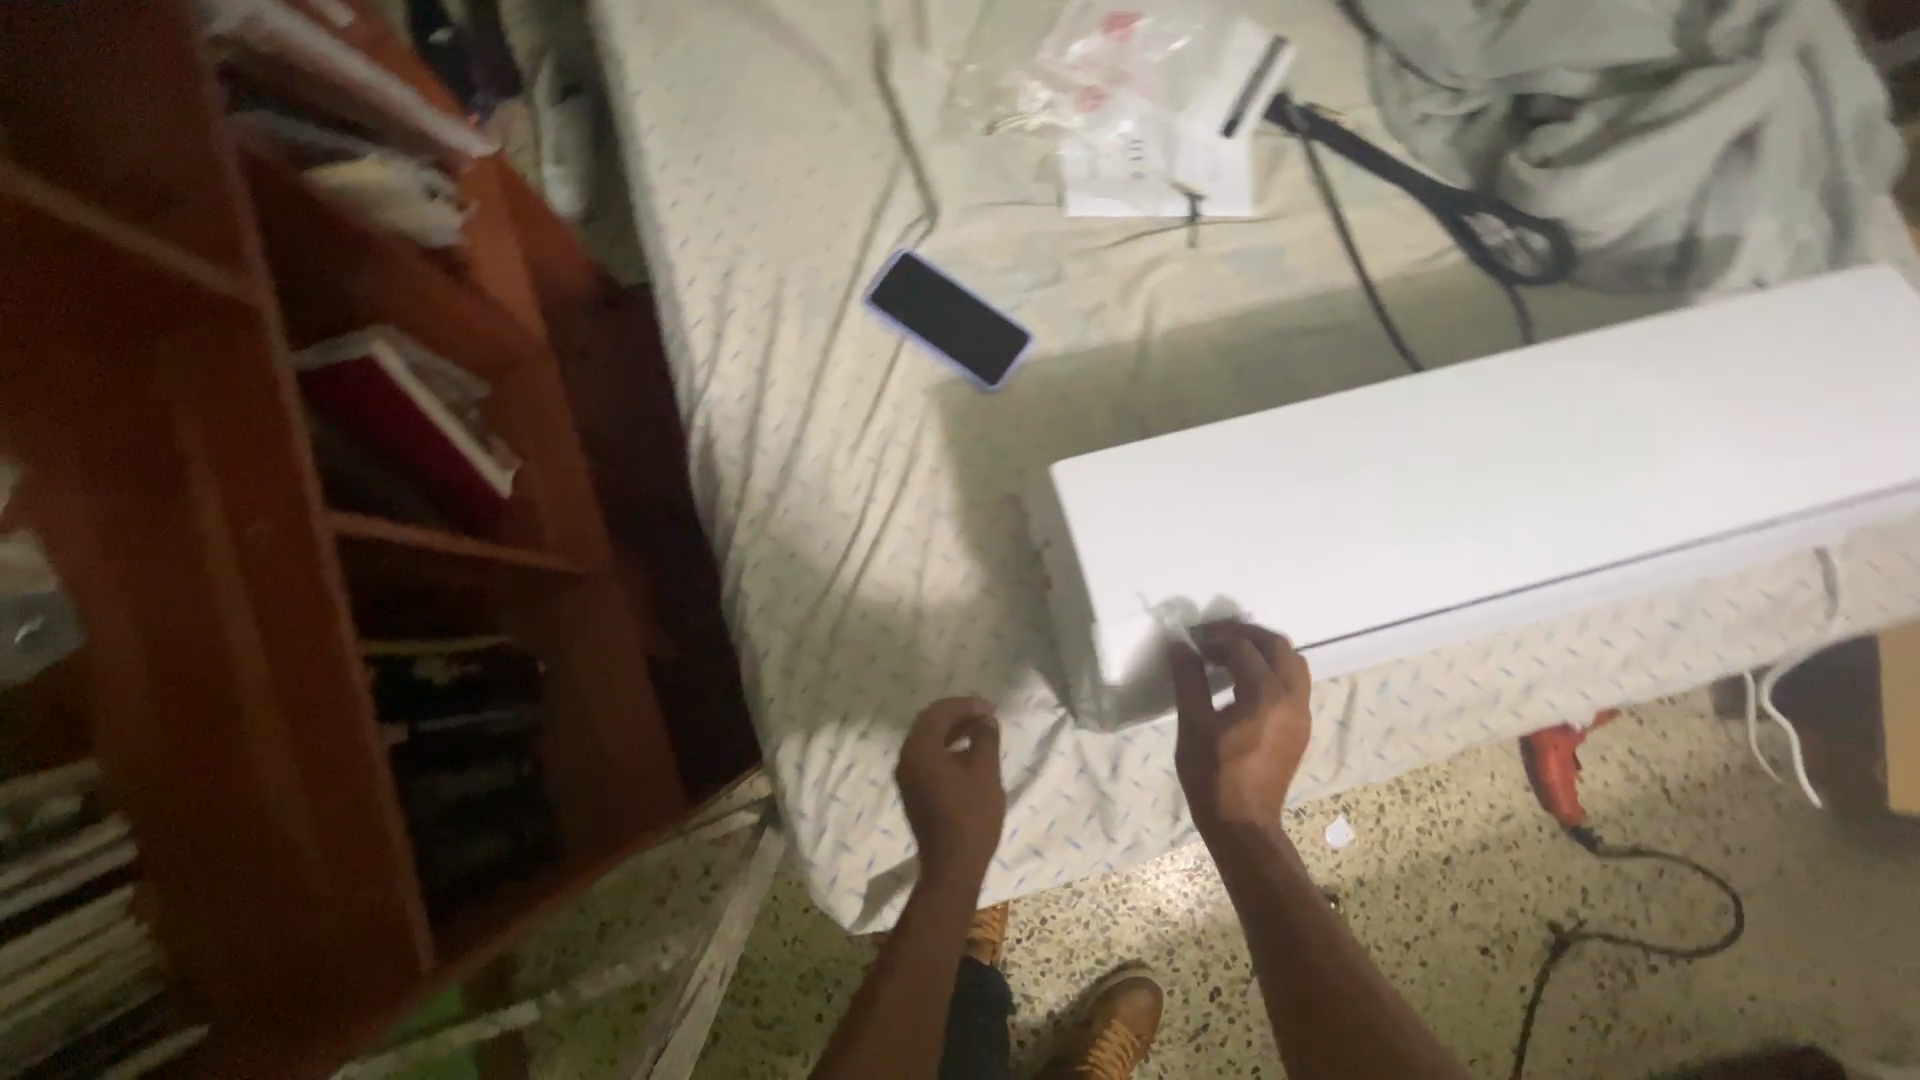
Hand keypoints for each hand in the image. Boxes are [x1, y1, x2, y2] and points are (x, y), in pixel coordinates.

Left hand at [896, 697, 1005, 886]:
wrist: (953, 865)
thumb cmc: (971, 815)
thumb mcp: (985, 770)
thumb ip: (985, 737)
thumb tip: (985, 720)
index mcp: (919, 748)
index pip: (940, 712)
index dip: (967, 705)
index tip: (991, 708)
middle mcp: (906, 758)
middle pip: (929, 723)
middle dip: (958, 714)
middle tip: (985, 715)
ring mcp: (907, 776)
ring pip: (928, 740)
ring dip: (953, 730)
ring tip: (981, 730)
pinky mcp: (913, 791)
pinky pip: (927, 757)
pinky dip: (946, 748)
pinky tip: (968, 753)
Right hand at [1169, 621, 1312, 829]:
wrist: (1242, 823)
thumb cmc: (1212, 776)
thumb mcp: (1192, 724)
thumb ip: (1189, 679)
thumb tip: (1181, 647)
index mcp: (1266, 696)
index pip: (1243, 648)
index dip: (1214, 638)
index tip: (1190, 641)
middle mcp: (1292, 699)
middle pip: (1277, 646)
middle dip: (1244, 634)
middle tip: (1212, 637)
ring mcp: (1301, 714)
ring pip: (1292, 662)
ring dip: (1262, 650)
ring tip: (1228, 654)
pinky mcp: (1301, 727)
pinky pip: (1293, 683)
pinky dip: (1272, 669)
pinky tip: (1243, 681)